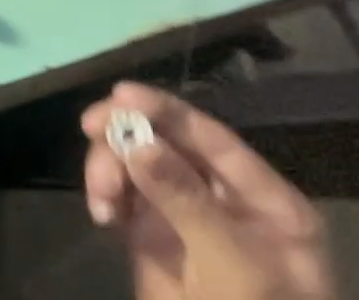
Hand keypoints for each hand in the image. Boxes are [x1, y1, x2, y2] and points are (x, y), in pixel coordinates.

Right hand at [82, 83, 334, 299]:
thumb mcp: (228, 264)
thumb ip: (185, 200)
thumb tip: (135, 142)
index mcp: (268, 203)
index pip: (214, 140)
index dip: (167, 111)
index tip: (119, 94)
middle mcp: (226, 198)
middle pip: (166, 141)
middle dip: (126, 137)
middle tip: (89, 129)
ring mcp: (186, 212)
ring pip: (136, 160)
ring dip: (108, 167)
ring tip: (100, 200)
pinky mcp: (152, 229)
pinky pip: (121, 188)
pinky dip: (104, 192)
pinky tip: (101, 215)